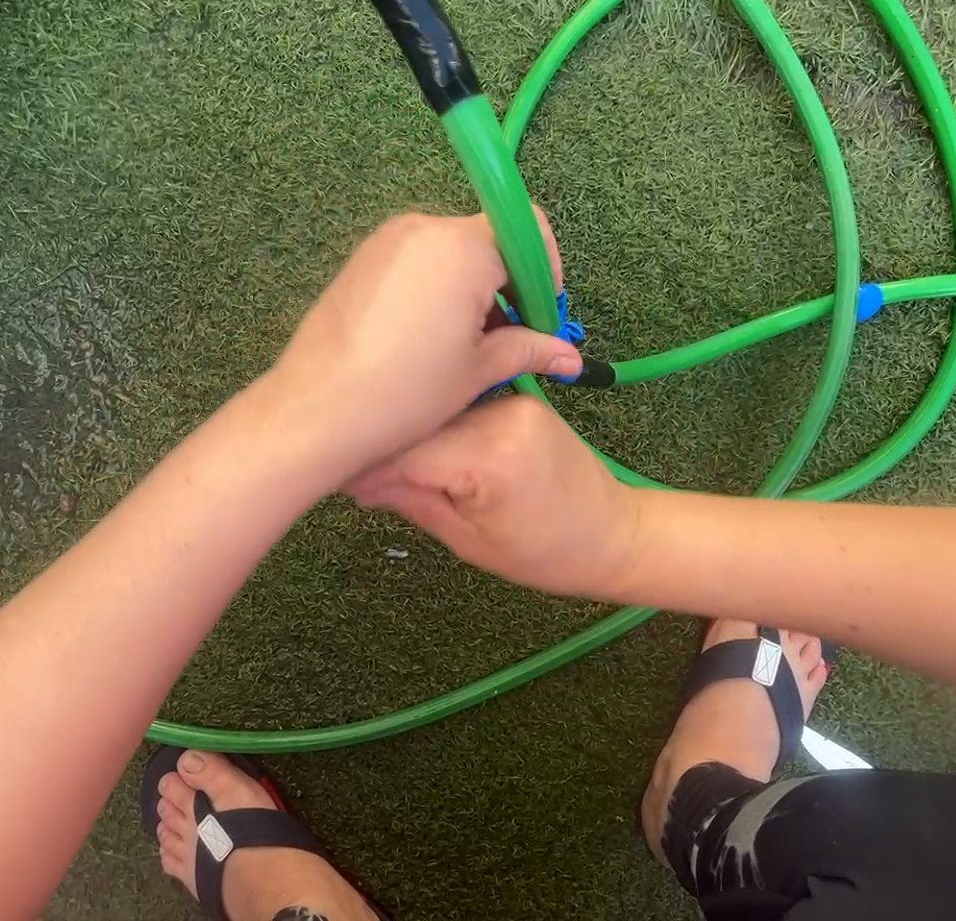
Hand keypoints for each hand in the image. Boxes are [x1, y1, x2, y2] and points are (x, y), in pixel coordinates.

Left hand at [261, 212, 582, 477]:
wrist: (316, 411)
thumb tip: (571, 358)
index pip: (527, 229)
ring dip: (474, 288)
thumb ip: (529, 349)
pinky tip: (431, 337)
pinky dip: (439, 288)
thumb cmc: (407, 392)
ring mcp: (388, 241)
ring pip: (453, 252)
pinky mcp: (363, 259)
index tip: (541, 316)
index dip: (545, 272)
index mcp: (462, 246)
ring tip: (468, 345)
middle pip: (489, 239)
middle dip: (509, 284)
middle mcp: (424, 228)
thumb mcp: (477, 371)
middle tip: (510, 338)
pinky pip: (419, 261)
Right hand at [346, 396, 643, 599]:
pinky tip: (431, 456)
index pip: (409, 448)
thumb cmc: (544, 554)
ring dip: (415, 438)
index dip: (369, 465)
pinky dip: (443, 433)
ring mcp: (514, 400)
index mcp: (491, 453)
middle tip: (361, 482)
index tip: (341, 483)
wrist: (614, 534)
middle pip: (423, 425)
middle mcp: (502, 413)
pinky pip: (465, 413)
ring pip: (441, 415)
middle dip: (388, 450)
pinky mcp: (521, 400)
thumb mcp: (468, 540)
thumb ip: (413, 500)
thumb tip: (358, 482)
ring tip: (394, 472)